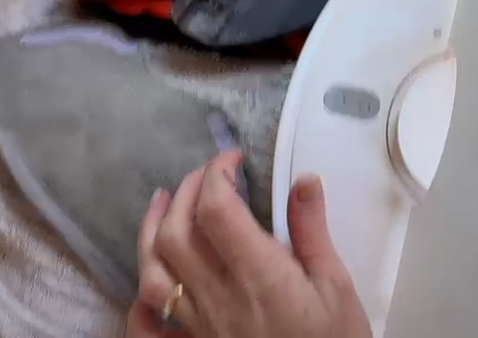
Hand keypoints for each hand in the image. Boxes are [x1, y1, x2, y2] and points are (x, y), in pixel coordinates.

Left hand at [127, 151, 371, 337]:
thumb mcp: (337, 286)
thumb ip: (314, 231)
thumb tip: (304, 179)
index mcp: (260, 276)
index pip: (217, 211)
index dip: (217, 173)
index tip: (234, 158)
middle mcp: (220, 298)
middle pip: (177, 233)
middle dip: (185, 190)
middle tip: (208, 172)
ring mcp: (199, 326)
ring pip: (153, 272)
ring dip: (152, 230)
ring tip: (163, 201)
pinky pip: (149, 326)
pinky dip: (140, 295)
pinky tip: (149, 272)